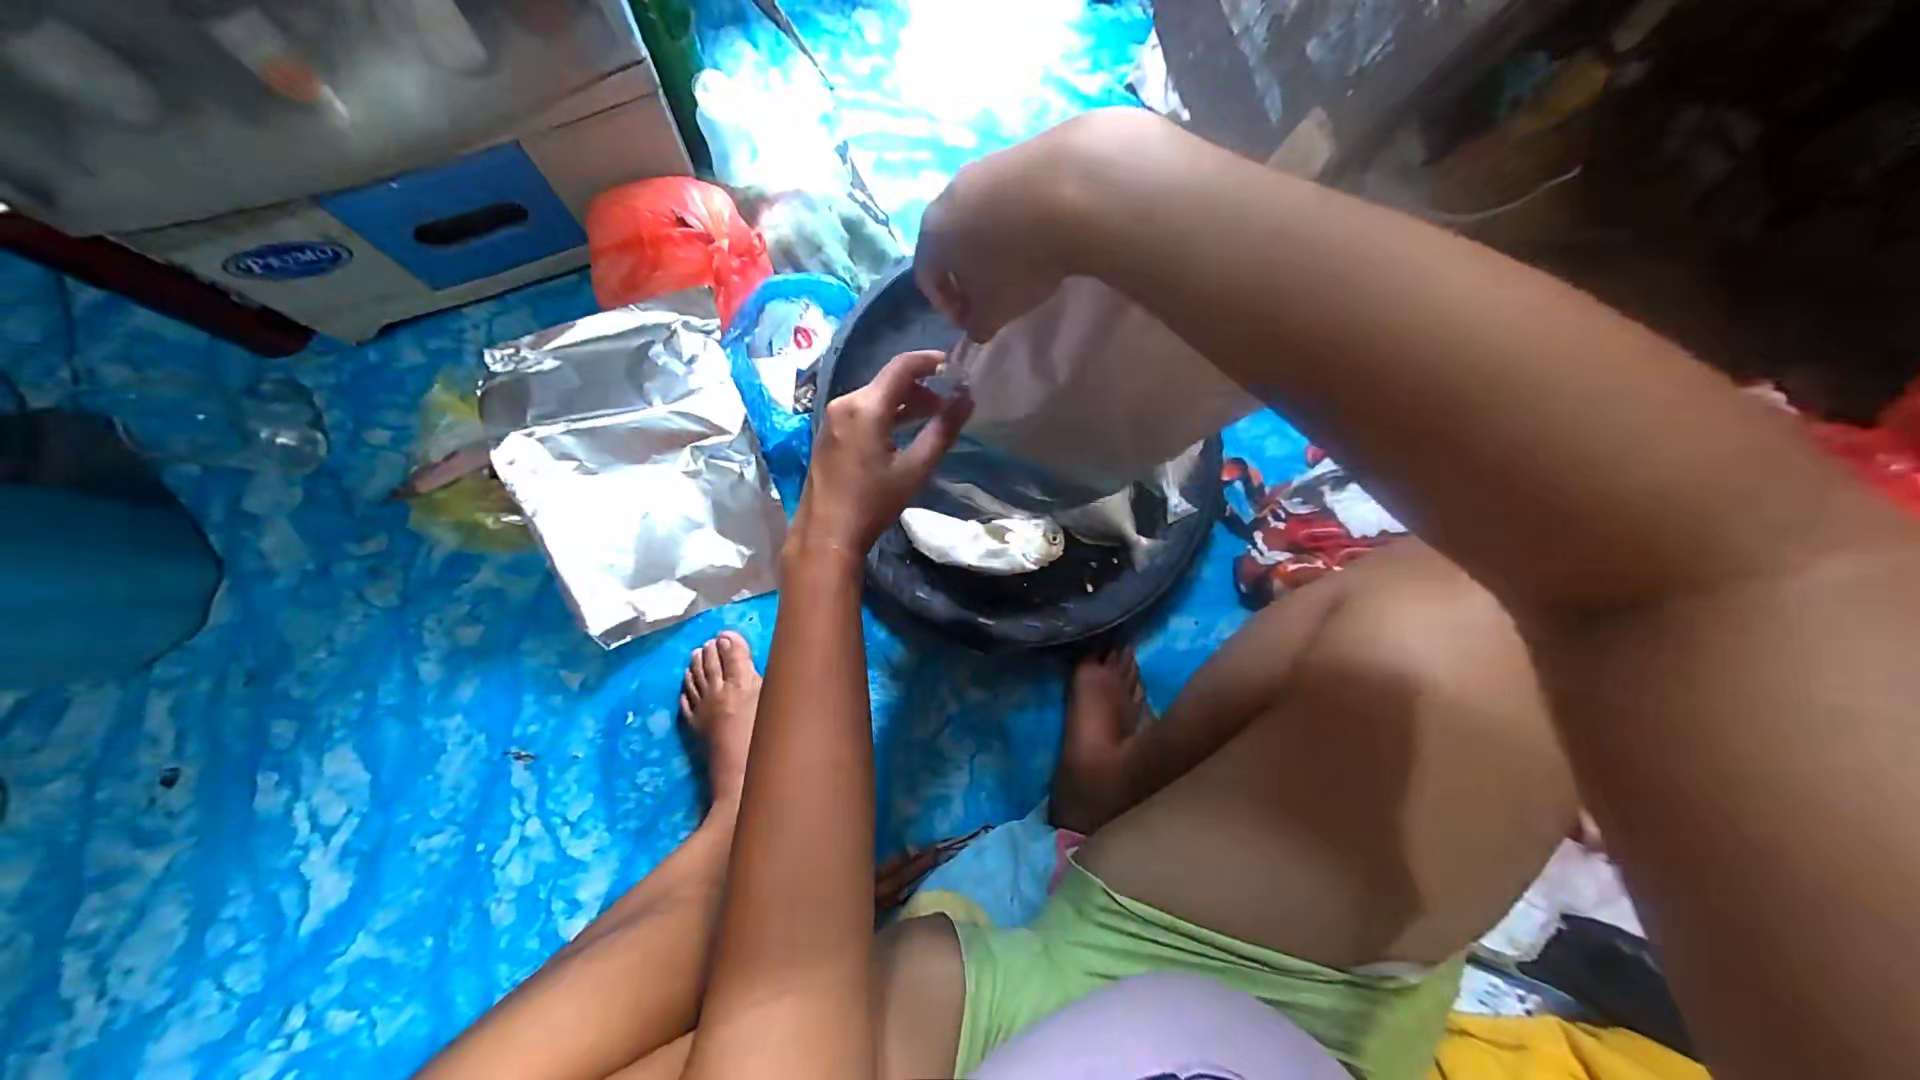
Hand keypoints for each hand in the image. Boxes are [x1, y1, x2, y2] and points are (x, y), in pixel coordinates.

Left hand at [793, 350, 973, 559]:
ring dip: (905, 402)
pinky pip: (862, 410)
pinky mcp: (828, 432)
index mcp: (865, 407)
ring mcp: (832, 417)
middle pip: (888, 381)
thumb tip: (967, 400)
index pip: (902, 366)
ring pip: (876, 396)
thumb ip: (943, 431)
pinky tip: (902, 432)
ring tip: (932, 418)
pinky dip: (886, 414)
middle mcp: (845, 403)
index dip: (931, 361)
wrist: (827, 534)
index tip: (956, 368)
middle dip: (921, 387)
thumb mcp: (915, 469)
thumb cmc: (873, 503)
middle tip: (948, 404)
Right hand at [915, 107, 1172, 340]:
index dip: (947, 307)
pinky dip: (1015, 218)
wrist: (1069, 192)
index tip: (973, 321)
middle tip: (992, 294)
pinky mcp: (1015, 152)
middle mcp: (946, 197)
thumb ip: (979, 325)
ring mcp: (980, 168)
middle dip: (967, 274)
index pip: (927, 279)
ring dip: (990, 244)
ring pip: (976, 217)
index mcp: (932, 237)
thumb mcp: (996, 310)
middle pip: (949, 244)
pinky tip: (1040, 231)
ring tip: (1019, 262)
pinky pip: (1006, 196)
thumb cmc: (1018, 263)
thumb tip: (976, 328)